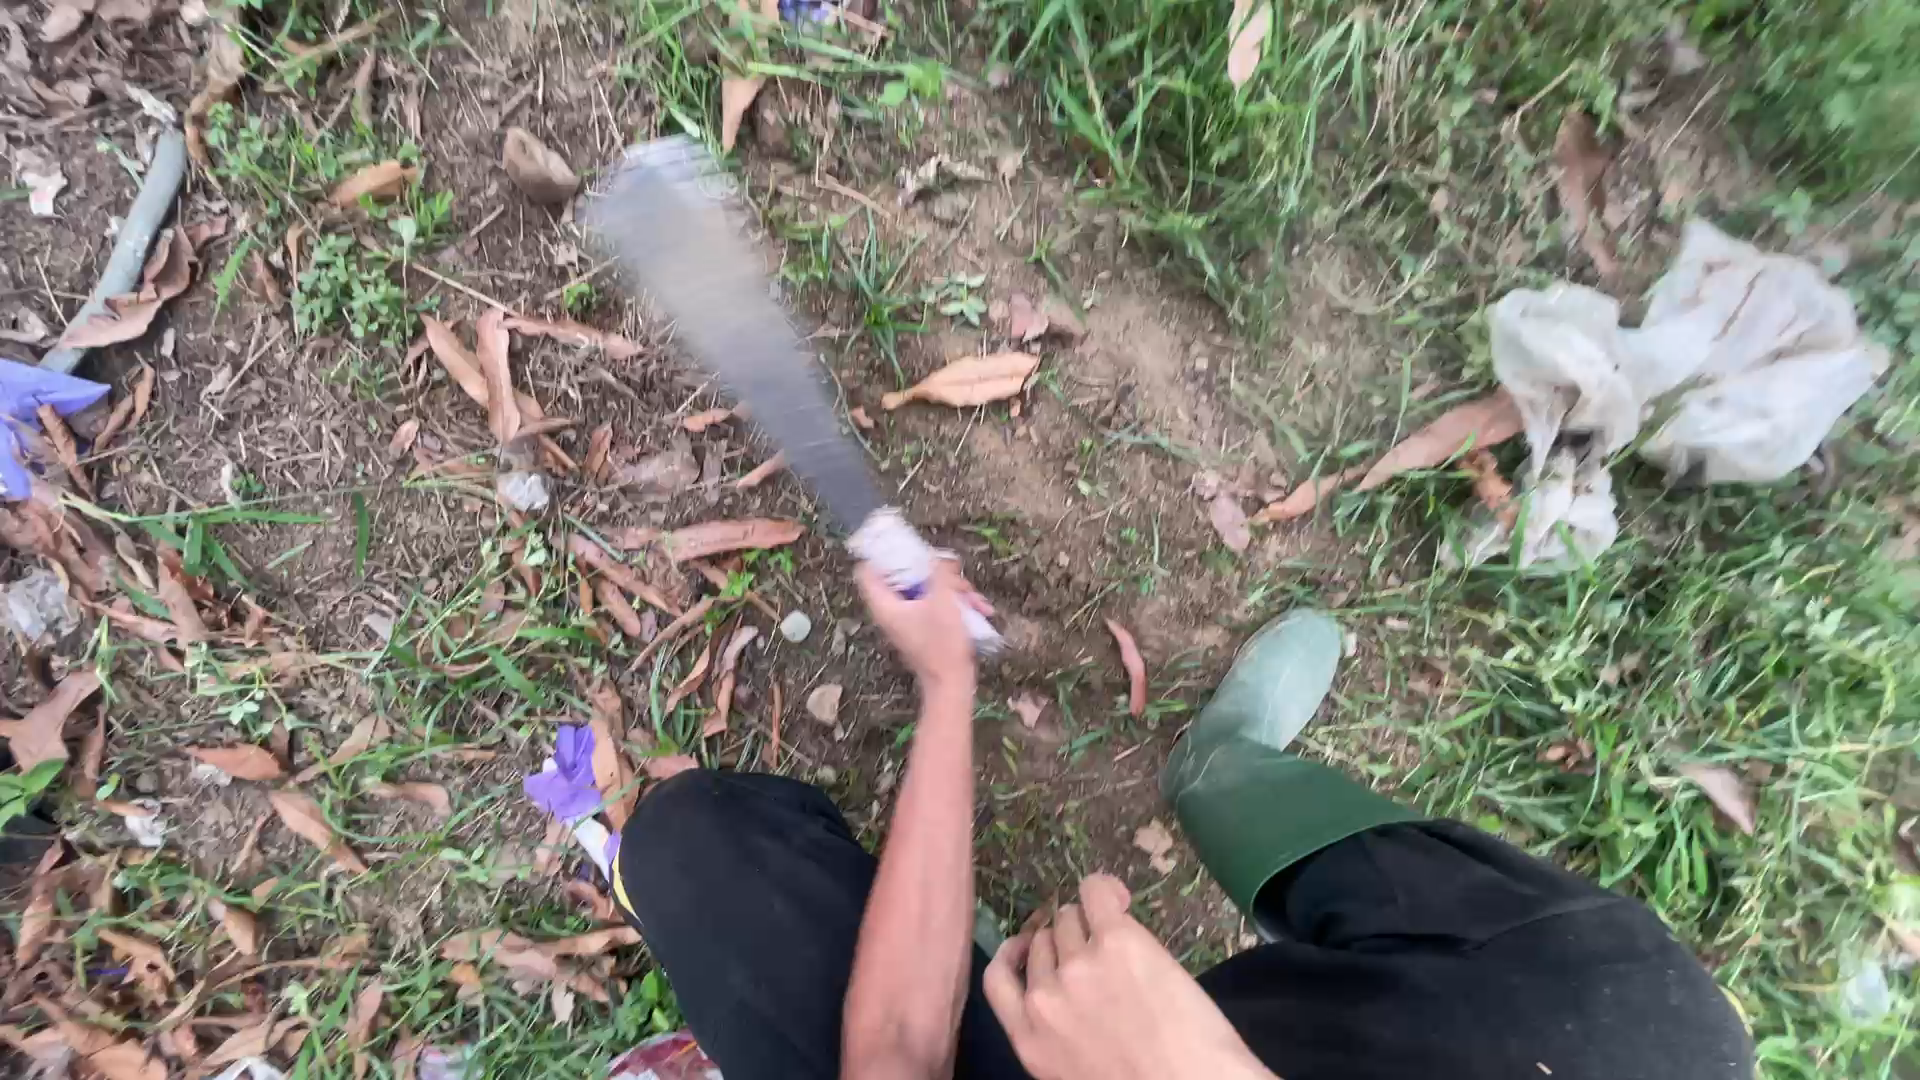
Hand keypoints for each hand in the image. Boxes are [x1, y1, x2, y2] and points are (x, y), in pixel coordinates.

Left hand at [856, 559, 990, 697]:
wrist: (952, 684)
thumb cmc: (942, 644)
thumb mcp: (943, 599)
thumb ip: (939, 572)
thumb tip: (937, 555)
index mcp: (885, 605)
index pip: (867, 570)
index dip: (882, 555)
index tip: (905, 546)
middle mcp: (892, 611)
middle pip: (904, 576)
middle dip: (934, 573)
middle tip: (955, 576)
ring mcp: (908, 620)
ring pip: (926, 589)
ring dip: (953, 589)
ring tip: (974, 599)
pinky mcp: (924, 627)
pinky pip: (936, 604)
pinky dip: (955, 604)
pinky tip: (978, 610)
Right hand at [983, 875, 1276, 1079]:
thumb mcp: (1078, 1073)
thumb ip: (1059, 1033)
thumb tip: (1065, 990)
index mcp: (1031, 1041)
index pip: (997, 979)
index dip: (1014, 954)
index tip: (1029, 945)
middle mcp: (1045, 998)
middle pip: (1041, 942)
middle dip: (1064, 942)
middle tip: (1095, 951)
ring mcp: (1078, 964)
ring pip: (1068, 918)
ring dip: (1086, 921)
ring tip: (1115, 932)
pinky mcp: (1115, 939)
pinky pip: (1095, 893)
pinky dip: (1102, 889)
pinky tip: (1117, 896)